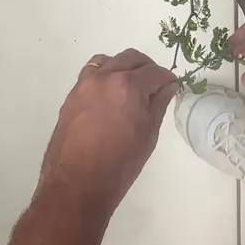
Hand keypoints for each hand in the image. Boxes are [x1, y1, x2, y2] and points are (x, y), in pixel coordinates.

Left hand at [36, 49, 176, 222]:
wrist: (77, 185)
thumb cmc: (120, 163)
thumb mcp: (148, 134)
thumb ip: (159, 104)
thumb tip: (167, 87)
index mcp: (128, 85)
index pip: (155, 72)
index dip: (168, 79)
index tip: (172, 87)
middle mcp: (105, 77)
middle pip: (131, 58)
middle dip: (147, 68)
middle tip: (155, 85)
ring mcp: (85, 85)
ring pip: (109, 61)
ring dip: (123, 68)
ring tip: (131, 87)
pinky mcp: (71, 96)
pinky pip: (91, 74)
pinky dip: (105, 76)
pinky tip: (110, 96)